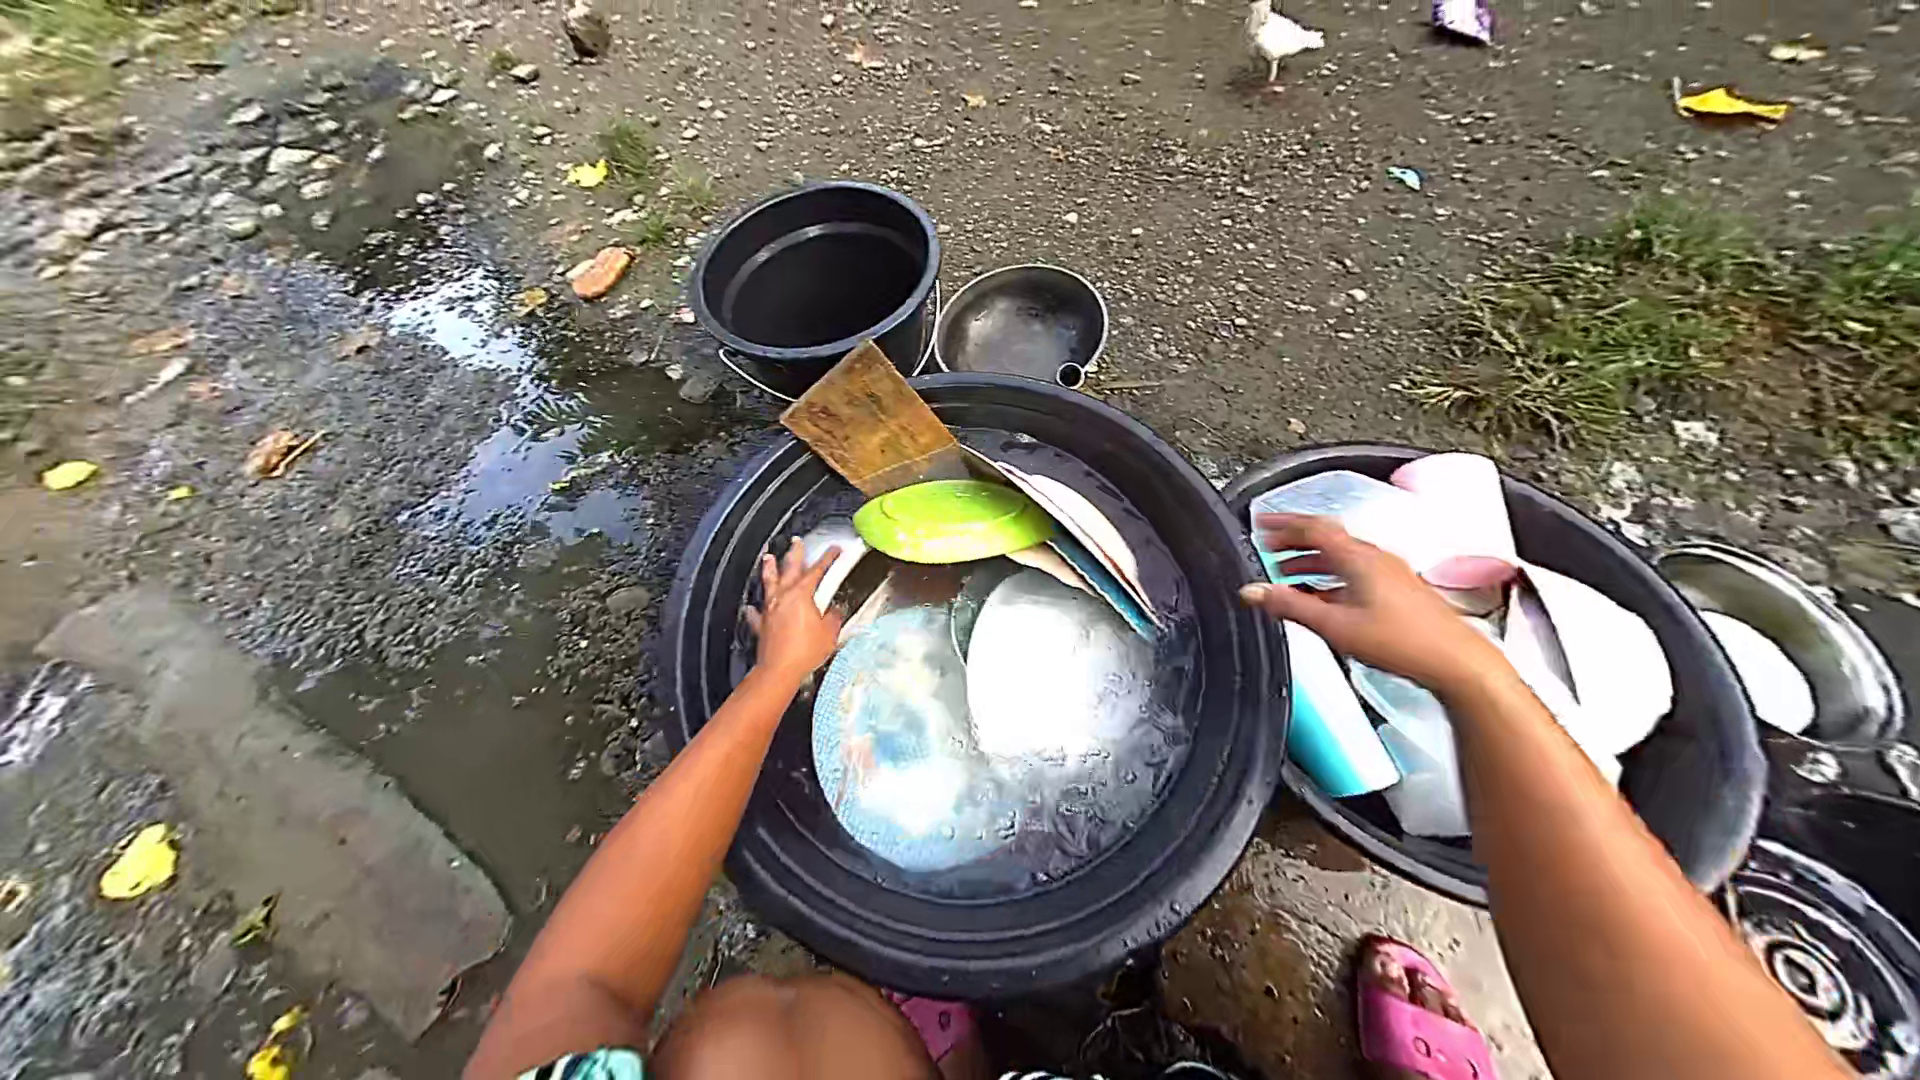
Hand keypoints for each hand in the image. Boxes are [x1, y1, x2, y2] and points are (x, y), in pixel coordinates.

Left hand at [746, 539, 844, 681]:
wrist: (779, 669)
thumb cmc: (805, 650)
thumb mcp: (829, 633)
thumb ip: (833, 618)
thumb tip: (835, 612)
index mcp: (802, 594)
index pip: (817, 570)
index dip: (828, 558)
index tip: (834, 549)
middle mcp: (783, 596)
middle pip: (789, 568)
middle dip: (794, 553)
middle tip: (796, 542)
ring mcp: (770, 609)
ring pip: (769, 582)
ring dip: (769, 569)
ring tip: (769, 558)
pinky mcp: (761, 624)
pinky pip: (756, 613)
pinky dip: (755, 609)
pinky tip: (752, 607)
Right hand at [1239, 514, 1511, 697]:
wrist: (1457, 663)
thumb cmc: (1405, 642)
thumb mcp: (1333, 625)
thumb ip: (1289, 605)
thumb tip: (1253, 591)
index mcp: (1358, 559)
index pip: (1313, 528)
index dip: (1283, 523)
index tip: (1262, 523)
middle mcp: (1375, 559)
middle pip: (1327, 537)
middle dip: (1294, 539)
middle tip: (1269, 544)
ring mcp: (1389, 573)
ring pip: (1341, 555)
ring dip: (1310, 558)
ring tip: (1287, 569)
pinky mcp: (1397, 590)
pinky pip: (1354, 571)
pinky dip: (1329, 574)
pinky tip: (1320, 594)